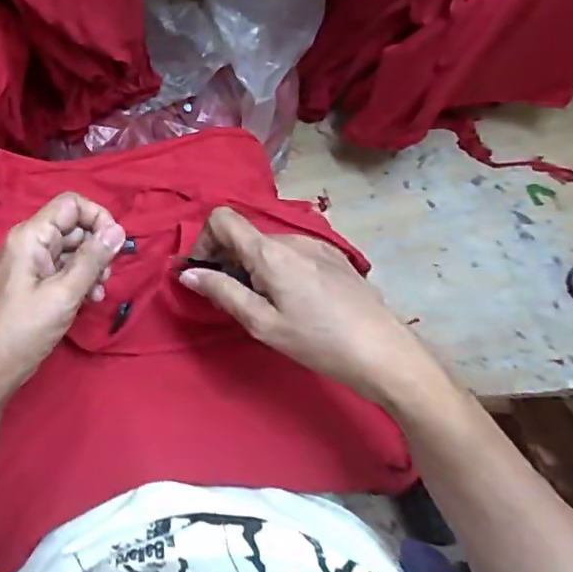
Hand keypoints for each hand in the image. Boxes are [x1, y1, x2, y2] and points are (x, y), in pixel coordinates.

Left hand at [0, 192, 126, 412]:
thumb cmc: (22, 332)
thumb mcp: (64, 294)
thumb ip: (92, 260)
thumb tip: (118, 230)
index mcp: (30, 236)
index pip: (71, 204)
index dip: (98, 217)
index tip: (116, 244)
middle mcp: (28, 242)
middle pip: (72, 226)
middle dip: (96, 246)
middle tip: (106, 277)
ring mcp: (28, 263)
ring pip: (70, 249)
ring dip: (90, 266)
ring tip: (98, 293)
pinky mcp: (30, 283)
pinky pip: (61, 269)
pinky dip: (79, 280)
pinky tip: (88, 301)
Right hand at [178, 207, 443, 405]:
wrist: (385, 352)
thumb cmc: (318, 342)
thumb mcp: (263, 324)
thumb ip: (222, 292)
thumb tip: (188, 272)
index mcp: (270, 251)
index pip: (223, 219)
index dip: (204, 241)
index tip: (204, 274)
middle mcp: (292, 238)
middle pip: (245, 235)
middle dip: (227, 261)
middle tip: (232, 300)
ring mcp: (317, 245)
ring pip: (269, 246)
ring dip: (254, 267)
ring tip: (266, 306)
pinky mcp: (334, 257)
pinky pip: (293, 254)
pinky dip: (279, 269)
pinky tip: (296, 303)